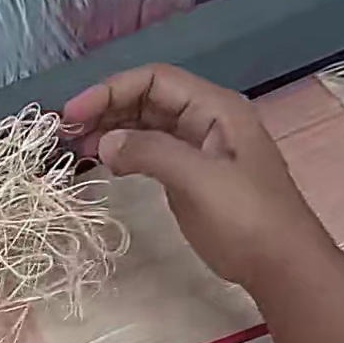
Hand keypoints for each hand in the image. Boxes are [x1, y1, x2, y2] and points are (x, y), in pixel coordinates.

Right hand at [62, 63, 340, 288]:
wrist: (277, 261)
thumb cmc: (245, 219)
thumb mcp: (198, 181)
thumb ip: (152, 155)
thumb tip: (105, 142)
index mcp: (213, 109)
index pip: (154, 81)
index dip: (110, 90)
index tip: (71, 114)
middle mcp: (204, 121)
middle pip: (147, 99)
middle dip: (106, 108)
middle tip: (65, 133)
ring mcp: (196, 149)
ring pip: (146, 126)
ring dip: (111, 131)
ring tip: (76, 148)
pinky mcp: (188, 176)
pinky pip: (150, 153)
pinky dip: (123, 154)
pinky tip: (104, 164)